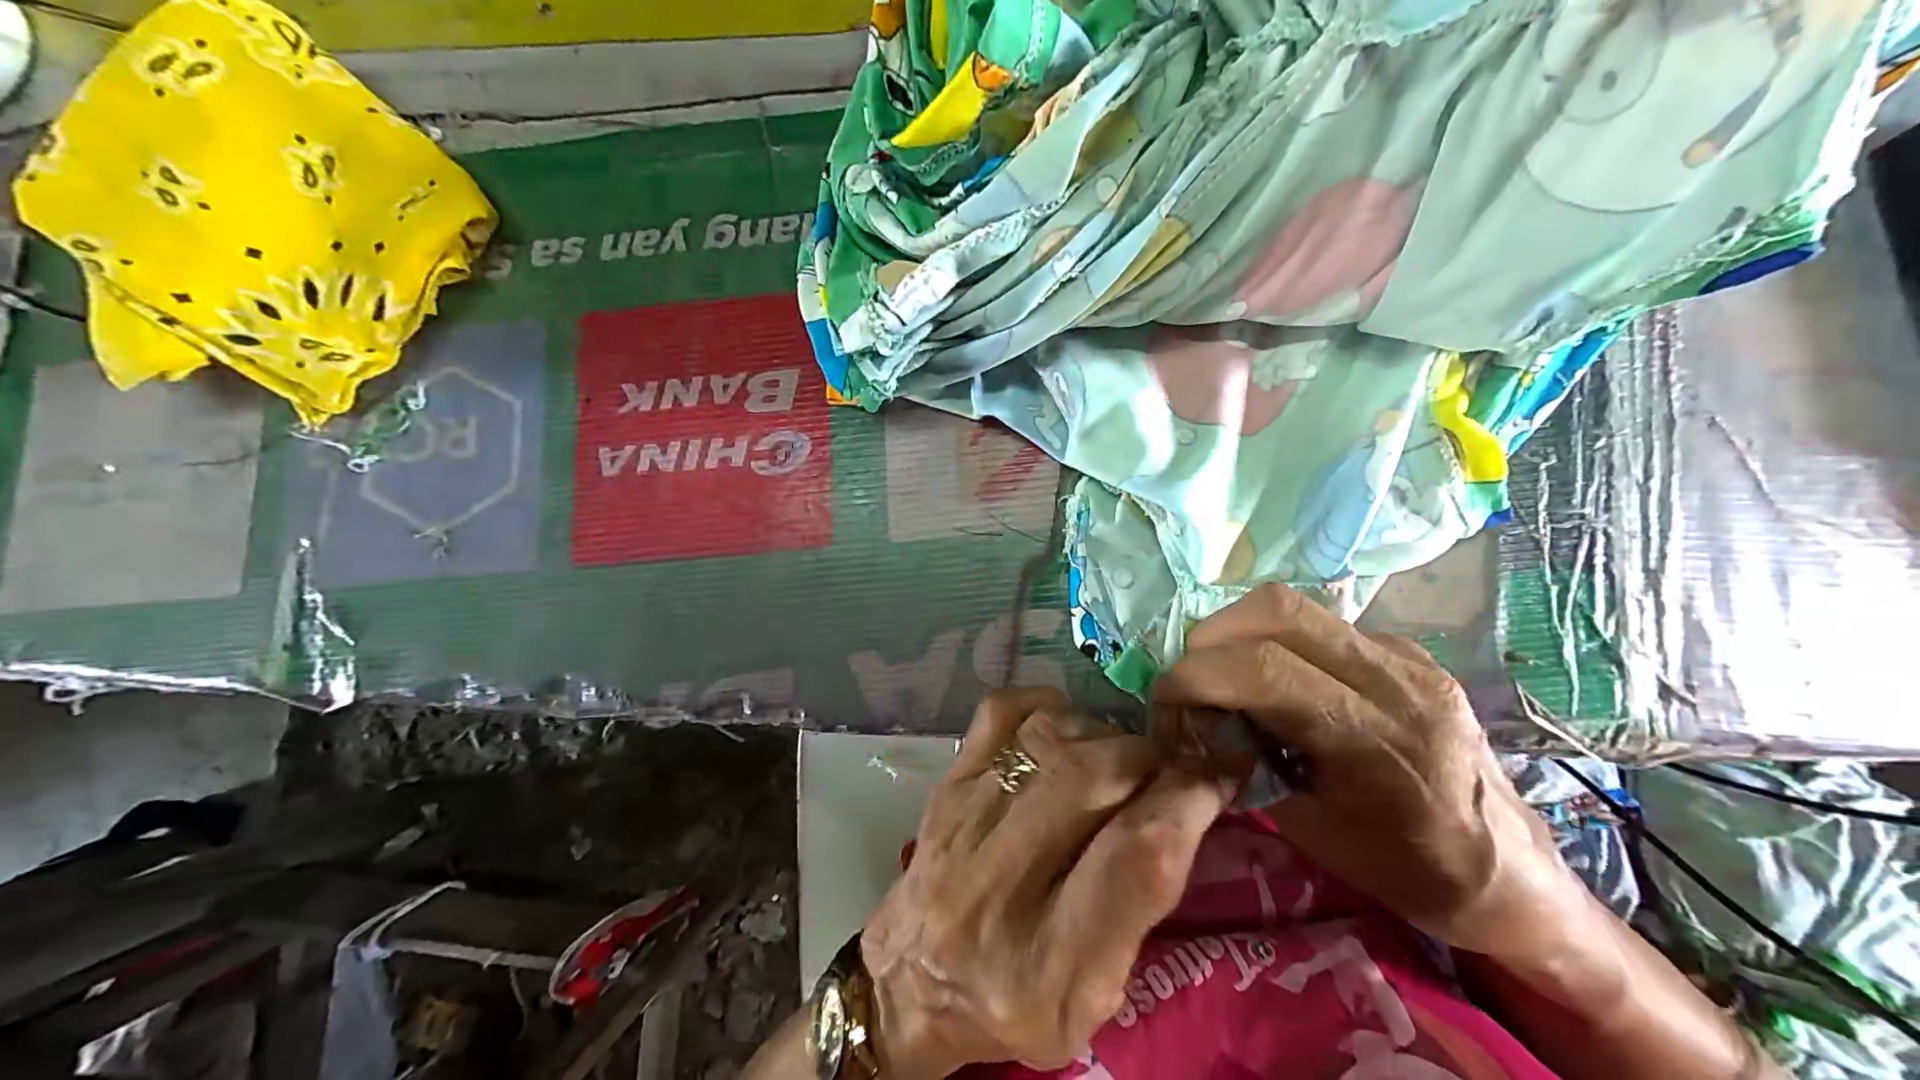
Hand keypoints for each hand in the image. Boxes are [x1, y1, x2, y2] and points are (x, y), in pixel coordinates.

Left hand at [860, 688, 1230, 1076]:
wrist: (912, 981)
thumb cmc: (1016, 1000)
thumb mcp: (1094, 994)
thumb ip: (1140, 905)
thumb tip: (1188, 802)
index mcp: (1048, 968)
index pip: (1133, 861)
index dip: (1188, 802)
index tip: (1220, 772)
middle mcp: (996, 886)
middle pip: (1088, 780)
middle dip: (1150, 758)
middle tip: (1174, 762)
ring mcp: (961, 822)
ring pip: (1048, 738)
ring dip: (1105, 733)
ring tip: (1123, 753)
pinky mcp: (944, 785)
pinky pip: (1002, 713)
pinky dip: (1050, 708)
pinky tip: (1069, 732)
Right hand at [1154, 584, 1585, 958]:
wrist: (1514, 876)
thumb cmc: (1411, 872)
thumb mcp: (1313, 832)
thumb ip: (1251, 765)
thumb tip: (1199, 724)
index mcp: (1377, 739)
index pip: (1264, 669)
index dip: (1195, 676)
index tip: (1165, 704)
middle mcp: (1398, 679)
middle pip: (1277, 610)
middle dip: (1210, 638)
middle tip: (1189, 683)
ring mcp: (1409, 657)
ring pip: (1296, 605)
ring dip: (1238, 632)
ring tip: (1223, 677)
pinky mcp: (1410, 652)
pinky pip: (1322, 624)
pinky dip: (1275, 641)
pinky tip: (1274, 683)